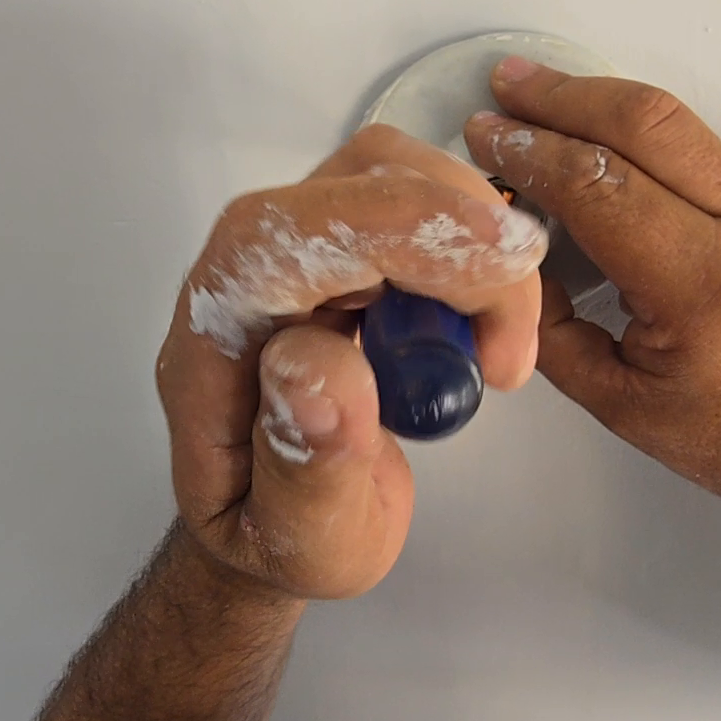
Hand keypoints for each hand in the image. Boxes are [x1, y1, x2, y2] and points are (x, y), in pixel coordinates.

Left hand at [156, 125, 548, 599]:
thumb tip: (322, 361)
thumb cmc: (279, 537)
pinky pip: (416, 208)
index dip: (385, 226)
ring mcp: (300, 254)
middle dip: (456, 236)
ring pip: (392, 179)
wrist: (277, 516)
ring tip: (492, 349)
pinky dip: (472, 252)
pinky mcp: (346, 253)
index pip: (276, 240)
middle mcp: (250, 275)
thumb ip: (303, 466)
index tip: (495, 269)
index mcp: (216, 338)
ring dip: (472, 242)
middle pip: (350, 182)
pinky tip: (480, 326)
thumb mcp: (297, 541)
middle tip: (504, 348)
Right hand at [465, 57, 720, 553]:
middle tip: (511, 82)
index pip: (601, 186)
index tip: (486, 133)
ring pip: (687, 137)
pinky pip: (718, 167)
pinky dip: (656, 162)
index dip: (531, 151)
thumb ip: (551, 323)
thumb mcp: (616, 399)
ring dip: (608, 119)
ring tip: (550, 115)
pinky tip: (622, 181)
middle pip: (652, 125)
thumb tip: (517, 253)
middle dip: (567, 95)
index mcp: (711, 290)